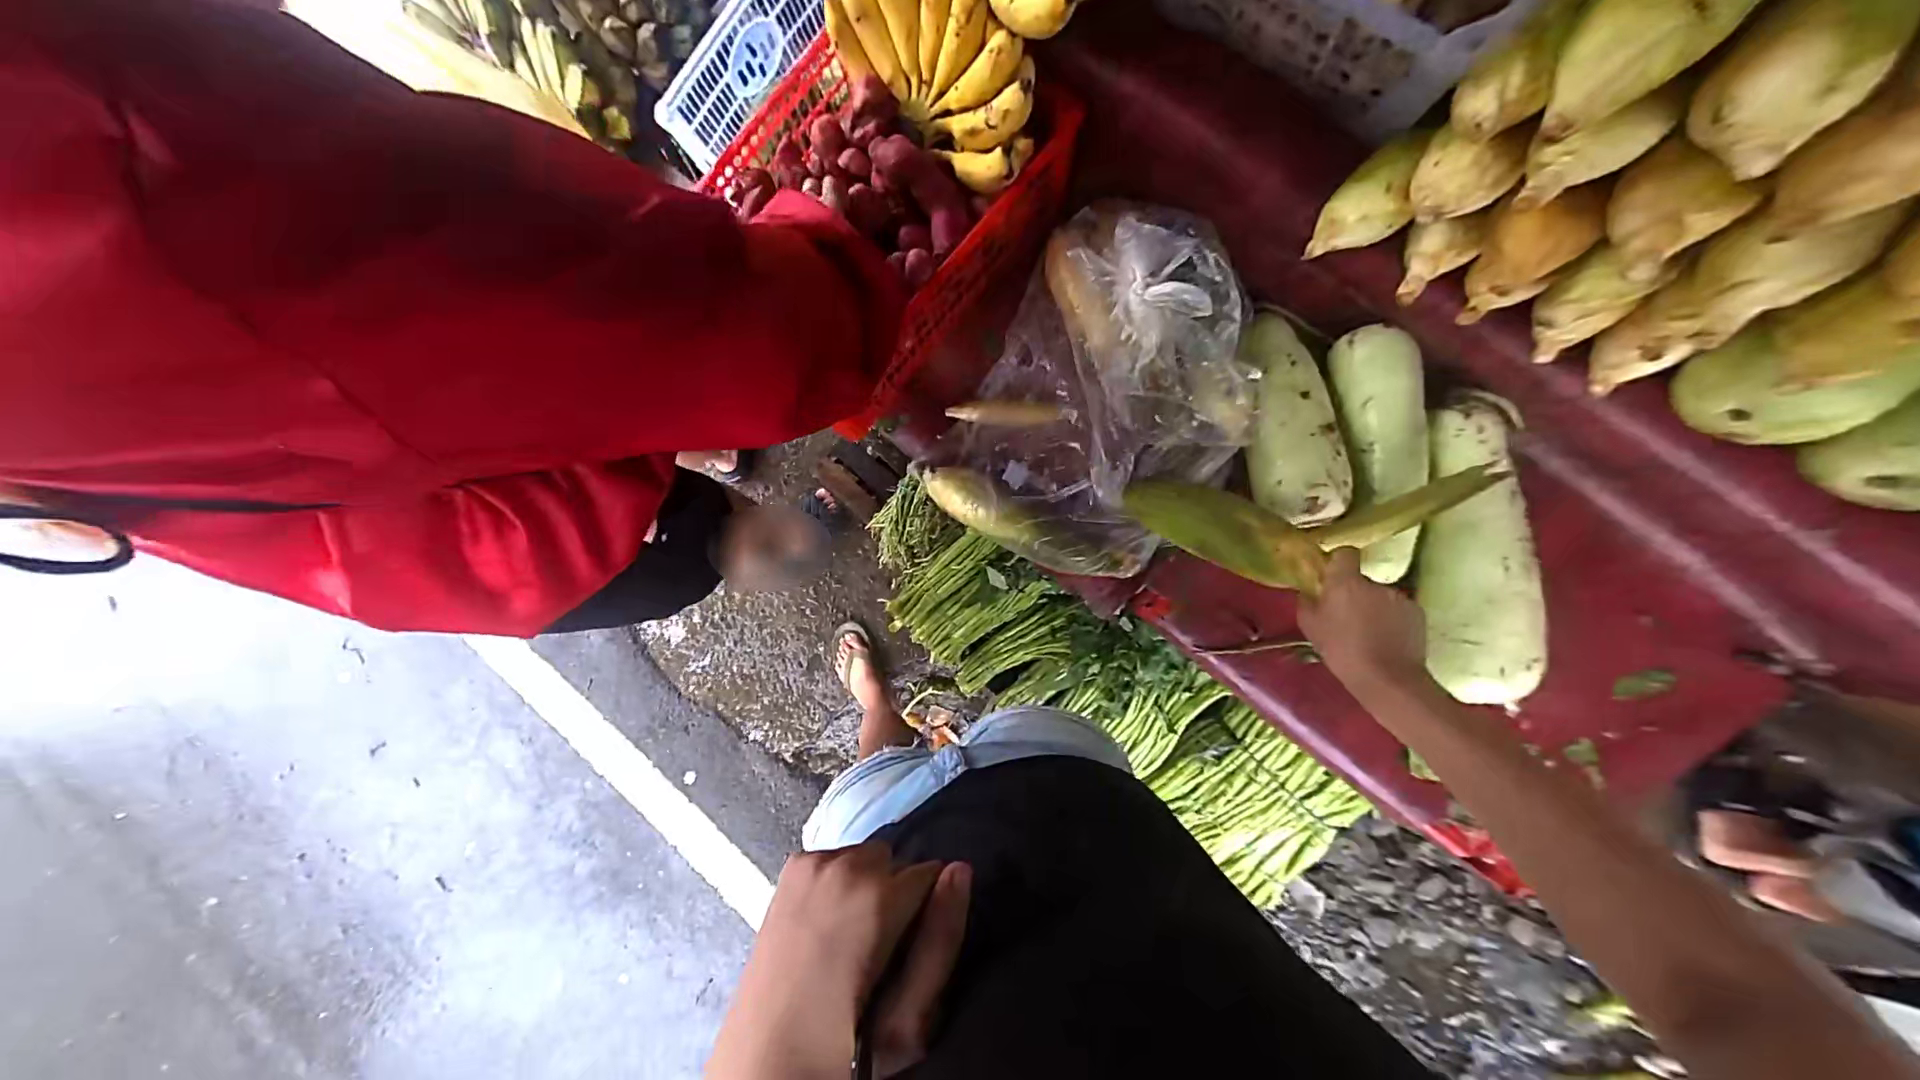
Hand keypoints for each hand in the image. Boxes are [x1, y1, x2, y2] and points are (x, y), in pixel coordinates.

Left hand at [706, 842, 970, 1079]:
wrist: (763, 1065)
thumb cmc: (842, 1050)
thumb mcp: (910, 1019)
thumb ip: (942, 939)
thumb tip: (961, 870)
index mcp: (874, 897)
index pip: (932, 872)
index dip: (928, 911)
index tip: (910, 948)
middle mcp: (843, 865)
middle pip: (897, 860)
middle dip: (897, 893)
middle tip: (880, 947)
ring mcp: (811, 863)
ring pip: (866, 856)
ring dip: (869, 884)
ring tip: (852, 937)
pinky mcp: (790, 867)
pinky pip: (836, 858)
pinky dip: (840, 879)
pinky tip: (827, 922)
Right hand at [1296, 547, 1428, 694]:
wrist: (1388, 678)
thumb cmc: (1342, 651)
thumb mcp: (1310, 628)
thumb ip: (1307, 602)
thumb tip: (1308, 591)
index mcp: (1346, 583)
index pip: (1345, 553)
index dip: (1339, 561)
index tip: (1333, 576)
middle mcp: (1374, 583)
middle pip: (1361, 580)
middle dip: (1354, 593)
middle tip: (1347, 617)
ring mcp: (1399, 597)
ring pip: (1380, 596)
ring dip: (1374, 607)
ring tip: (1369, 633)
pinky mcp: (1417, 612)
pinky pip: (1398, 609)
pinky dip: (1392, 619)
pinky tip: (1387, 639)